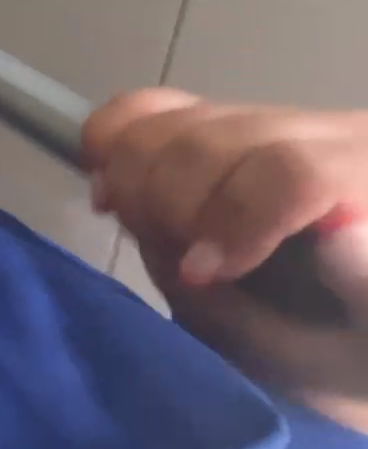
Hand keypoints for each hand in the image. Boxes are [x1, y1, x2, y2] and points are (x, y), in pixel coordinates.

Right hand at [84, 89, 367, 430]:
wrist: (323, 324)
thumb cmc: (345, 341)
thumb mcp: (366, 336)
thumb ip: (364, 283)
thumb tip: (342, 226)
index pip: (295, 170)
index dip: (233, 216)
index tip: (201, 274)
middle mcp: (326, 133)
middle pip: (208, 140)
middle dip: (166, 204)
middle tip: (174, 262)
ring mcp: (258, 119)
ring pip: (160, 124)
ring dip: (129, 183)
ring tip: (145, 232)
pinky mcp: (205, 118)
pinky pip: (138, 107)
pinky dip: (106, 140)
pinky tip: (106, 184)